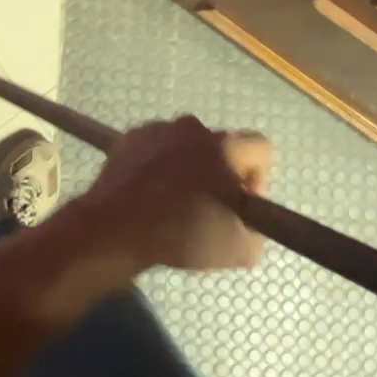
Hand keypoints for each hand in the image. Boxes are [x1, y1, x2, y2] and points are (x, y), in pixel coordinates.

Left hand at [72, 116, 272, 271]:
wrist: (115, 227)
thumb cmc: (181, 235)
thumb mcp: (242, 249)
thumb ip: (259, 226)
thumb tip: (248, 212)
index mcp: (224, 147)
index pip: (261, 147)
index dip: (258, 175)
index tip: (240, 200)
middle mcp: (192, 128)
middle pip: (221, 145)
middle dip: (221, 171)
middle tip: (207, 204)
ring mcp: (158, 128)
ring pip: (187, 143)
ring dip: (188, 165)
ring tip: (173, 198)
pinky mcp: (131, 135)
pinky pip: (157, 145)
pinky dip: (160, 162)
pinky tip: (150, 189)